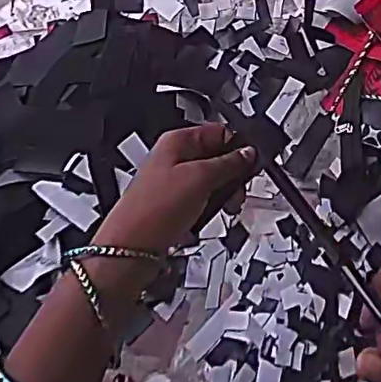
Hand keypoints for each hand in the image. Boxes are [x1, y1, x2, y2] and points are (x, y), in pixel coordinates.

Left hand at [93, 124, 255, 251]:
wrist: (130, 249)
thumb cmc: (152, 208)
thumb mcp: (200, 178)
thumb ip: (229, 164)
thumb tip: (248, 153)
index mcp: (177, 141)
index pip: (218, 131)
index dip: (237, 146)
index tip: (250, 161)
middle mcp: (174, 158)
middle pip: (216, 157)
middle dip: (231, 174)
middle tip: (238, 189)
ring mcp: (173, 183)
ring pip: (211, 181)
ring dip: (222, 194)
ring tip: (225, 206)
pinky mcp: (174, 206)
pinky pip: (201, 201)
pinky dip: (209, 209)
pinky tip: (208, 217)